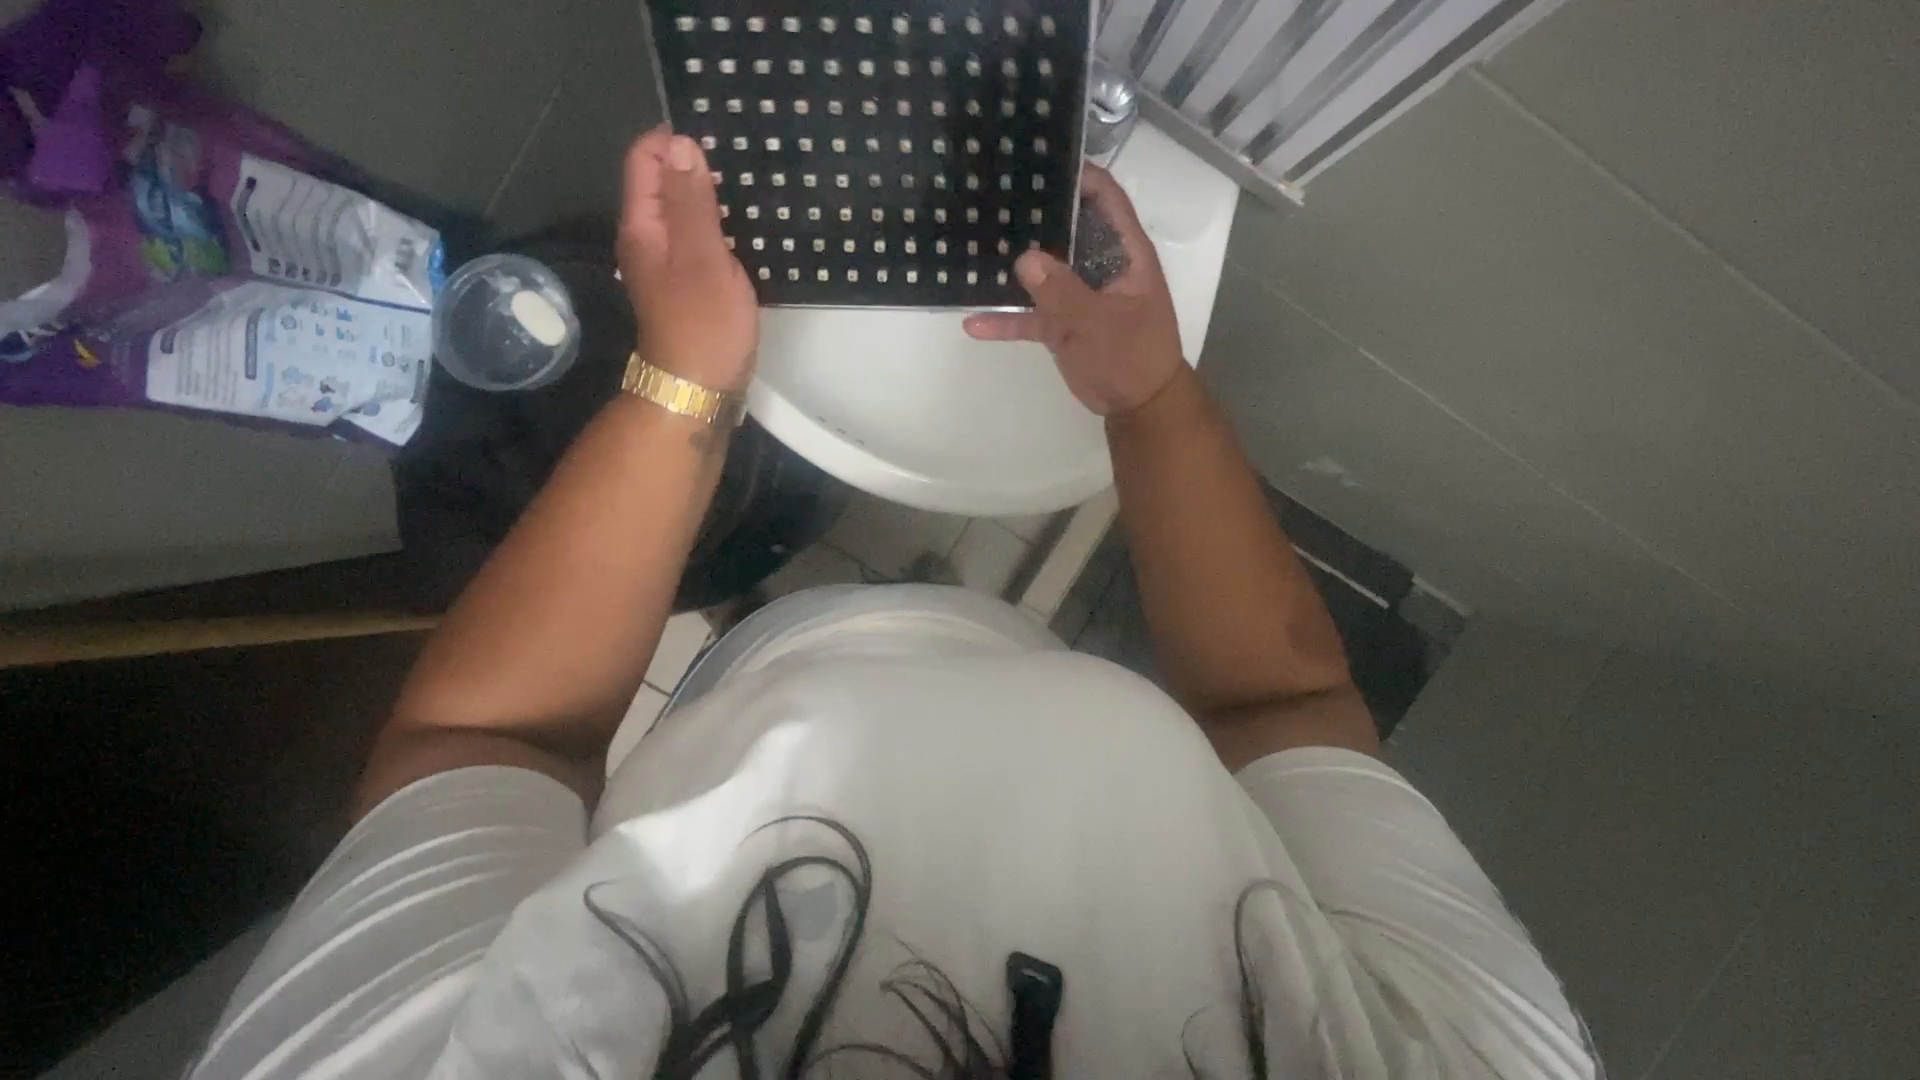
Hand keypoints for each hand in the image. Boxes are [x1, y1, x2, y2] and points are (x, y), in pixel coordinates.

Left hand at [617, 128, 757, 391]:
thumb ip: (692, 202)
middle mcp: (648, 240)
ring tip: (751, 190)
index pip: (646, 160)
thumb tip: (682, 145)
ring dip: (711, 199)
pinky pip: (699, 241)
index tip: (720, 139)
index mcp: (643, 227)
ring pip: (683, 213)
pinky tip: (747, 233)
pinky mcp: (688, 285)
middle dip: (696, 166)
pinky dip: (718, 229)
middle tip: (743, 162)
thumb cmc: (704, 325)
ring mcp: (667, 265)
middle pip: (663, 184)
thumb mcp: (703, 258)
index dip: (676, 141)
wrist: (699, 390)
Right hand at [963, 165, 1183, 416]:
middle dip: (1035, 216)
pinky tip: (973, 322)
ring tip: (974, 244)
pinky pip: (1030, 316)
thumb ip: (1062, 293)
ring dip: (1014, 265)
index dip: (1081, 177)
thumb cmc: (1132, 358)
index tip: (1043, 162)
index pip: (1107, 200)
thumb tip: (1024, 258)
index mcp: (1125, 255)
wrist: (1138, 407)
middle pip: (1067, 231)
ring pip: (1043, 272)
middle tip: (994, 195)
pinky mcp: (1062, 326)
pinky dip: (1006, 319)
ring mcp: (1079, 296)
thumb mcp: (1099, 324)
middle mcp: (1100, 268)